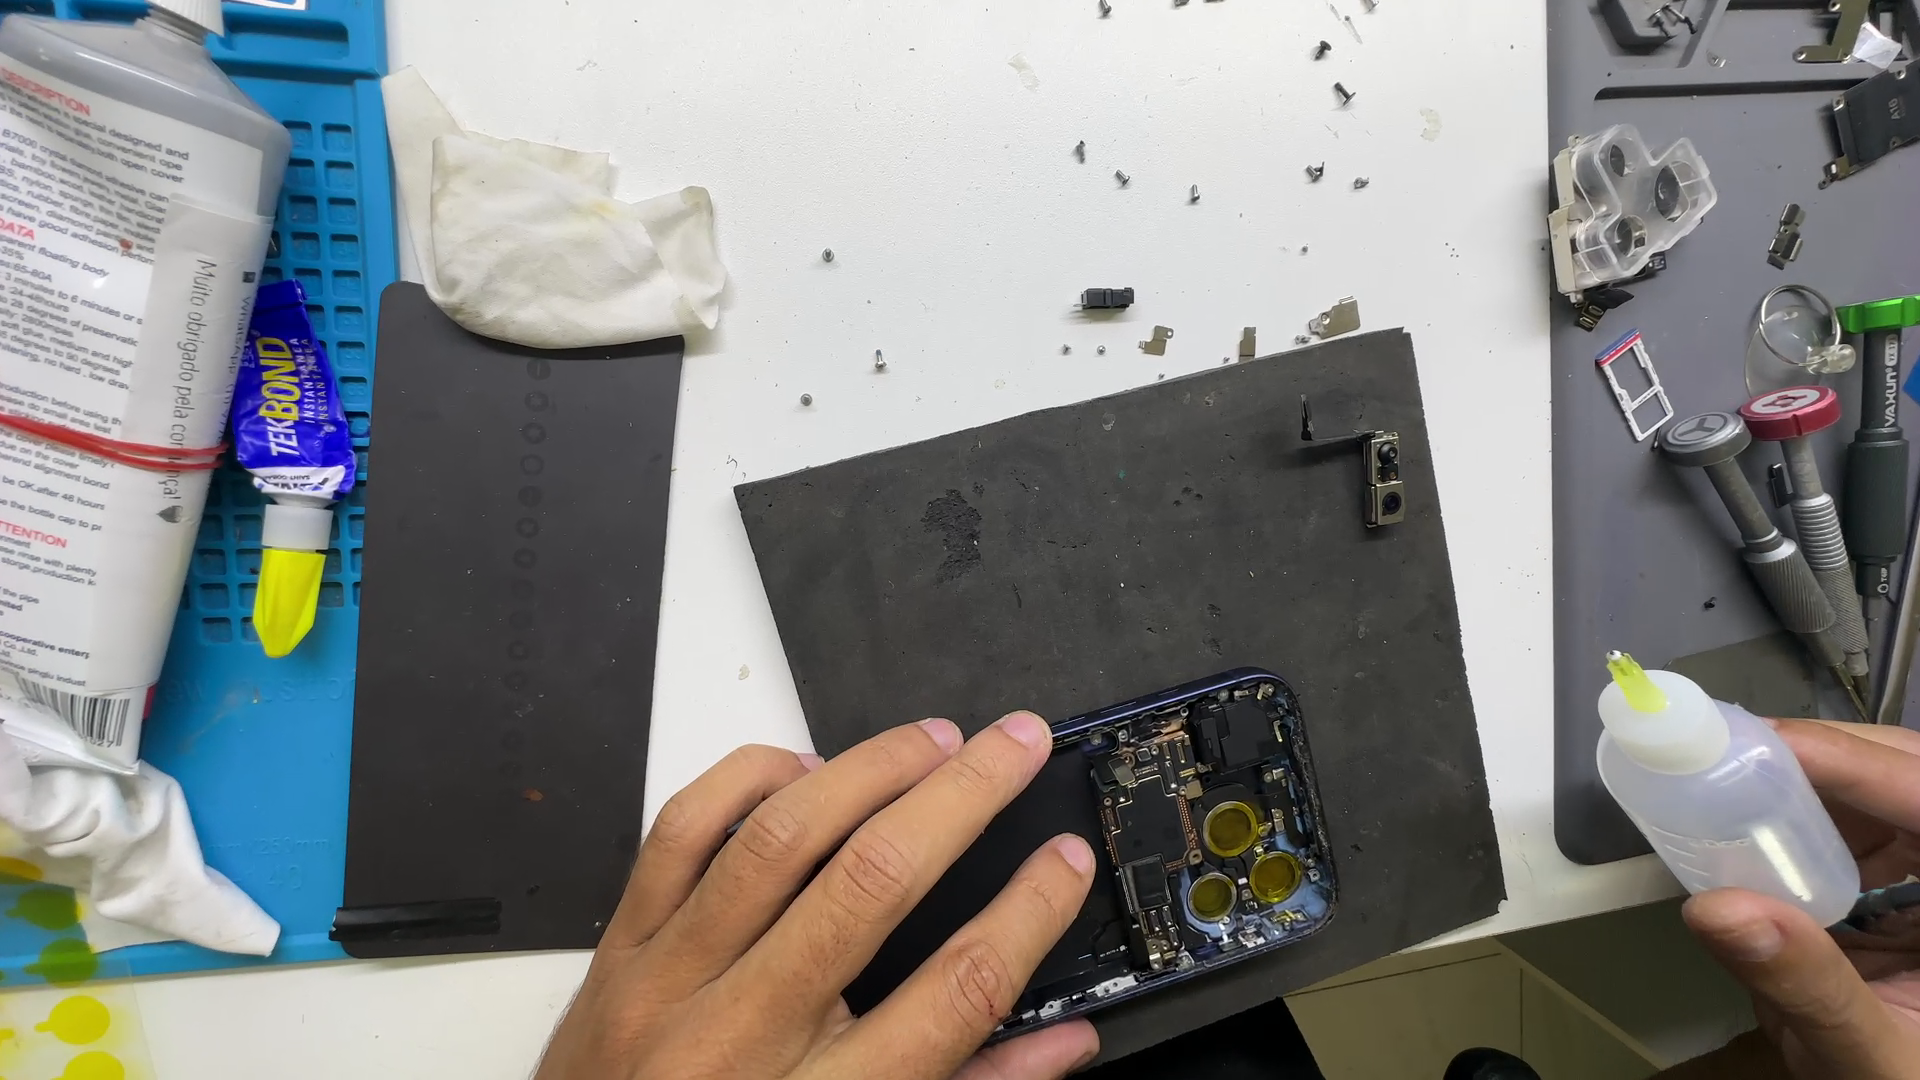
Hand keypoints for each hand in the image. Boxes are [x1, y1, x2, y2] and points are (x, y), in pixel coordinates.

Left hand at [533, 712, 1099, 1079]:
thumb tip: (1073, 1037)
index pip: (953, 993)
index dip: (1026, 913)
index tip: (1067, 857)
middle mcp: (741, 1035)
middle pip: (871, 882)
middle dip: (962, 796)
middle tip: (1017, 741)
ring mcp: (669, 979)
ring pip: (781, 836)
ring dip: (871, 768)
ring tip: (935, 737)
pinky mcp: (621, 944)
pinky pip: (683, 828)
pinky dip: (751, 776)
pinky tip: (806, 765)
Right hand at [1681, 718, 1919, 1079]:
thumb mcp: (1872, 1060)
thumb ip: (1810, 988)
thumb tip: (1718, 909)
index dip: (1859, 763)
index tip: (1761, 743)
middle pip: (1909, 773)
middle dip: (1823, 749)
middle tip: (1721, 749)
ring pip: (1874, 780)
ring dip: (1795, 765)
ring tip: (1713, 765)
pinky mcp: (1886, 873)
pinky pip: (1838, 813)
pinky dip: (1778, 794)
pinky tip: (1727, 800)